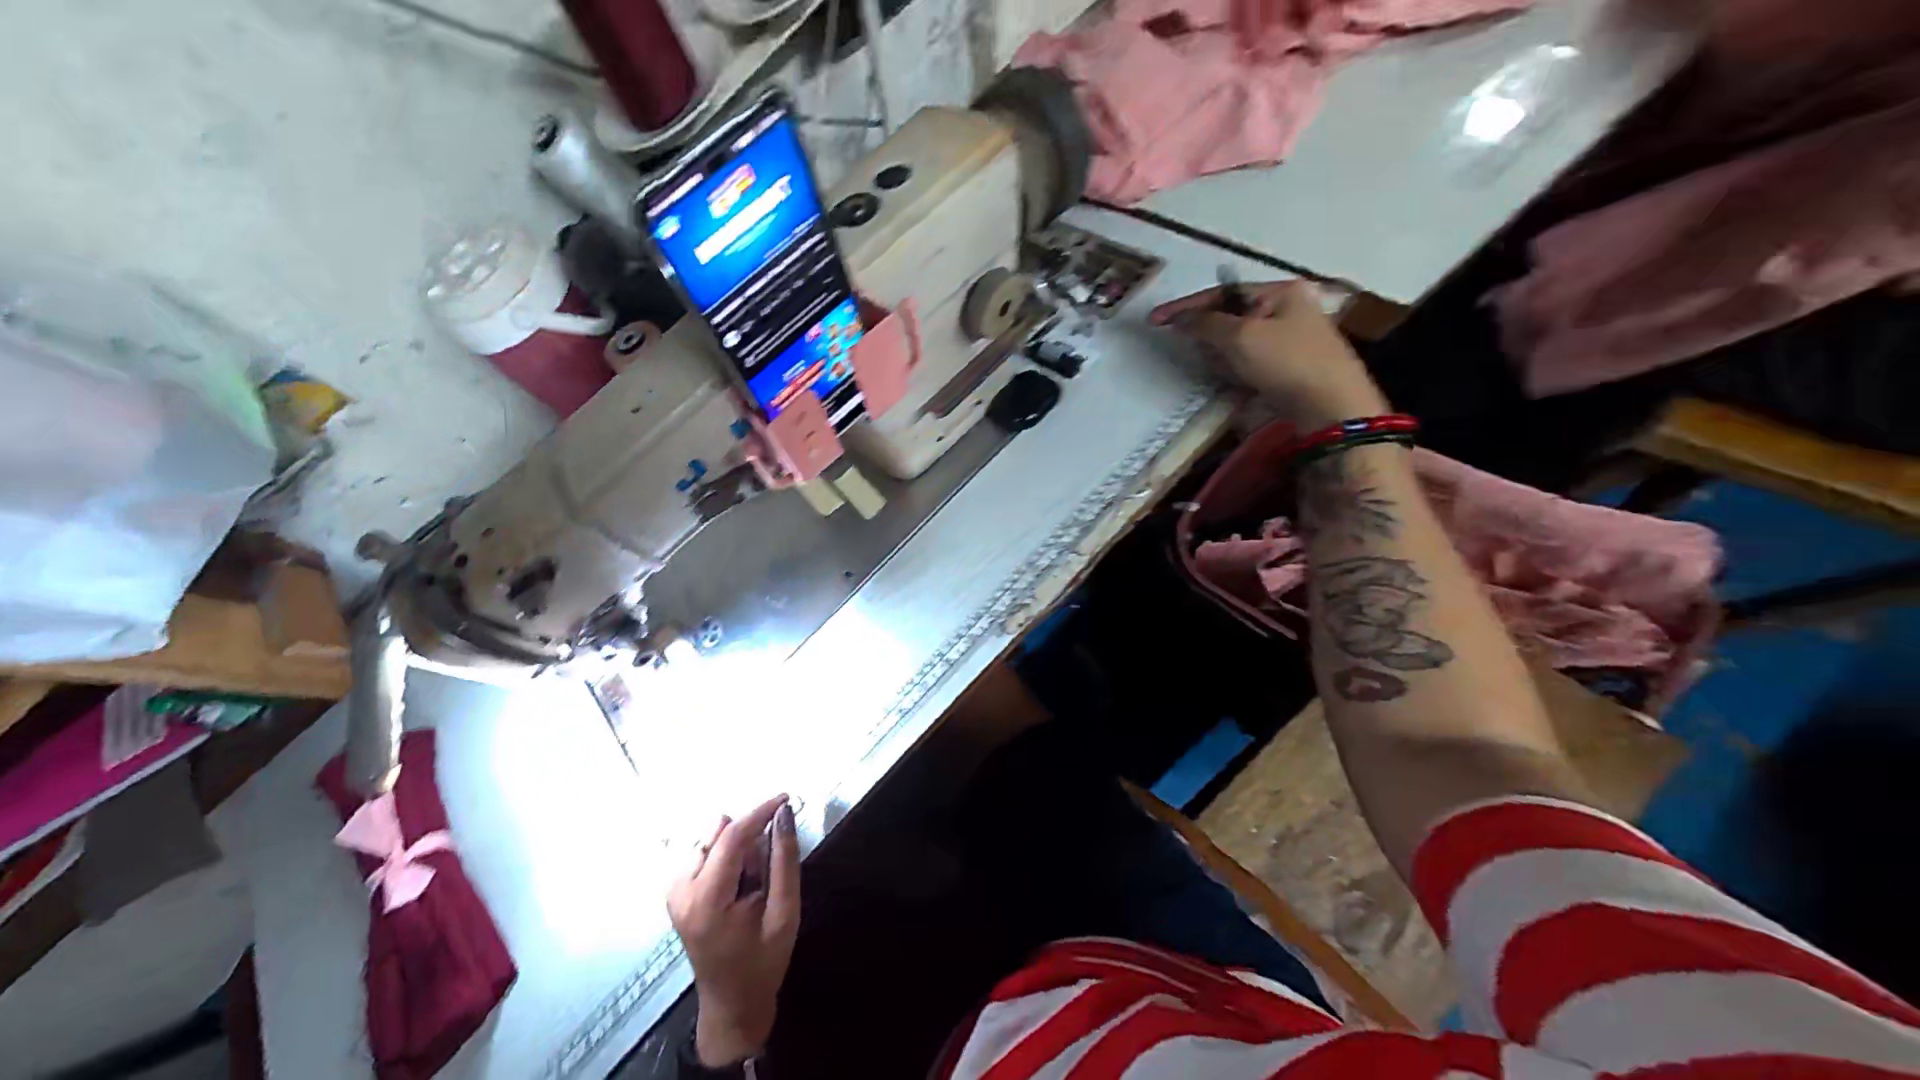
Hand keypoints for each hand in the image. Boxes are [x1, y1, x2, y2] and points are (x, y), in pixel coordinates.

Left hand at [667, 795, 800, 1067]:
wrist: (732, 1004)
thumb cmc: (762, 962)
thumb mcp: (784, 912)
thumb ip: (784, 860)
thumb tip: (783, 813)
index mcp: (706, 900)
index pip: (731, 837)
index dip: (760, 812)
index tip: (786, 798)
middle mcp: (681, 891)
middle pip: (720, 836)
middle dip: (750, 841)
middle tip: (766, 874)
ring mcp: (674, 891)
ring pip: (712, 841)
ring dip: (738, 850)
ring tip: (752, 884)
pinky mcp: (675, 892)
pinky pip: (706, 853)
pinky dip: (728, 858)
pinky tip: (739, 885)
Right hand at [1150, 280, 1387, 427]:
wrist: (1331, 408)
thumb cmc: (1287, 363)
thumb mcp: (1241, 338)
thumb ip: (1206, 324)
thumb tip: (1179, 318)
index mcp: (1281, 291)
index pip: (1223, 294)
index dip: (1186, 307)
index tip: (1155, 319)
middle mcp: (1288, 309)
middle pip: (1231, 315)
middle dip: (1205, 330)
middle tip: (1181, 343)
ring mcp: (1290, 339)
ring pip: (1239, 340)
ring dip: (1219, 352)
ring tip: (1206, 365)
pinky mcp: (1288, 367)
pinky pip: (1250, 361)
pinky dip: (1234, 367)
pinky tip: (1228, 379)